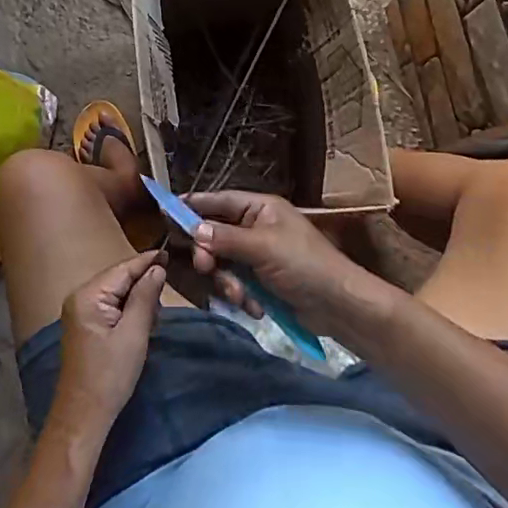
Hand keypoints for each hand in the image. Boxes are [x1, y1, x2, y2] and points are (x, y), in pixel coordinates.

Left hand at [55, 250, 166, 424]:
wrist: (83, 416)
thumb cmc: (110, 376)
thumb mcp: (134, 334)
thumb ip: (145, 297)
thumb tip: (157, 268)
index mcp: (88, 295)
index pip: (123, 269)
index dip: (147, 261)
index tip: (170, 252)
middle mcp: (80, 296)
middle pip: (118, 278)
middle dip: (143, 283)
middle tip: (166, 296)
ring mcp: (79, 311)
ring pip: (116, 292)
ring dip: (137, 298)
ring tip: (155, 314)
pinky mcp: (84, 325)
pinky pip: (110, 306)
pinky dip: (127, 310)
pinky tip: (141, 322)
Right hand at [187, 191, 384, 335]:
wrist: (340, 307)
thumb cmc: (305, 265)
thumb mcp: (263, 248)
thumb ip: (225, 238)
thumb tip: (193, 229)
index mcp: (261, 209)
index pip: (220, 201)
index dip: (195, 204)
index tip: (168, 208)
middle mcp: (257, 228)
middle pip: (216, 235)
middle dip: (211, 255)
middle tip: (207, 268)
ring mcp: (259, 256)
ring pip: (223, 263)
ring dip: (228, 281)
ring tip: (241, 297)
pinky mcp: (262, 282)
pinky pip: (236, 283)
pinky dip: (241, 296)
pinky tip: (254, 307)